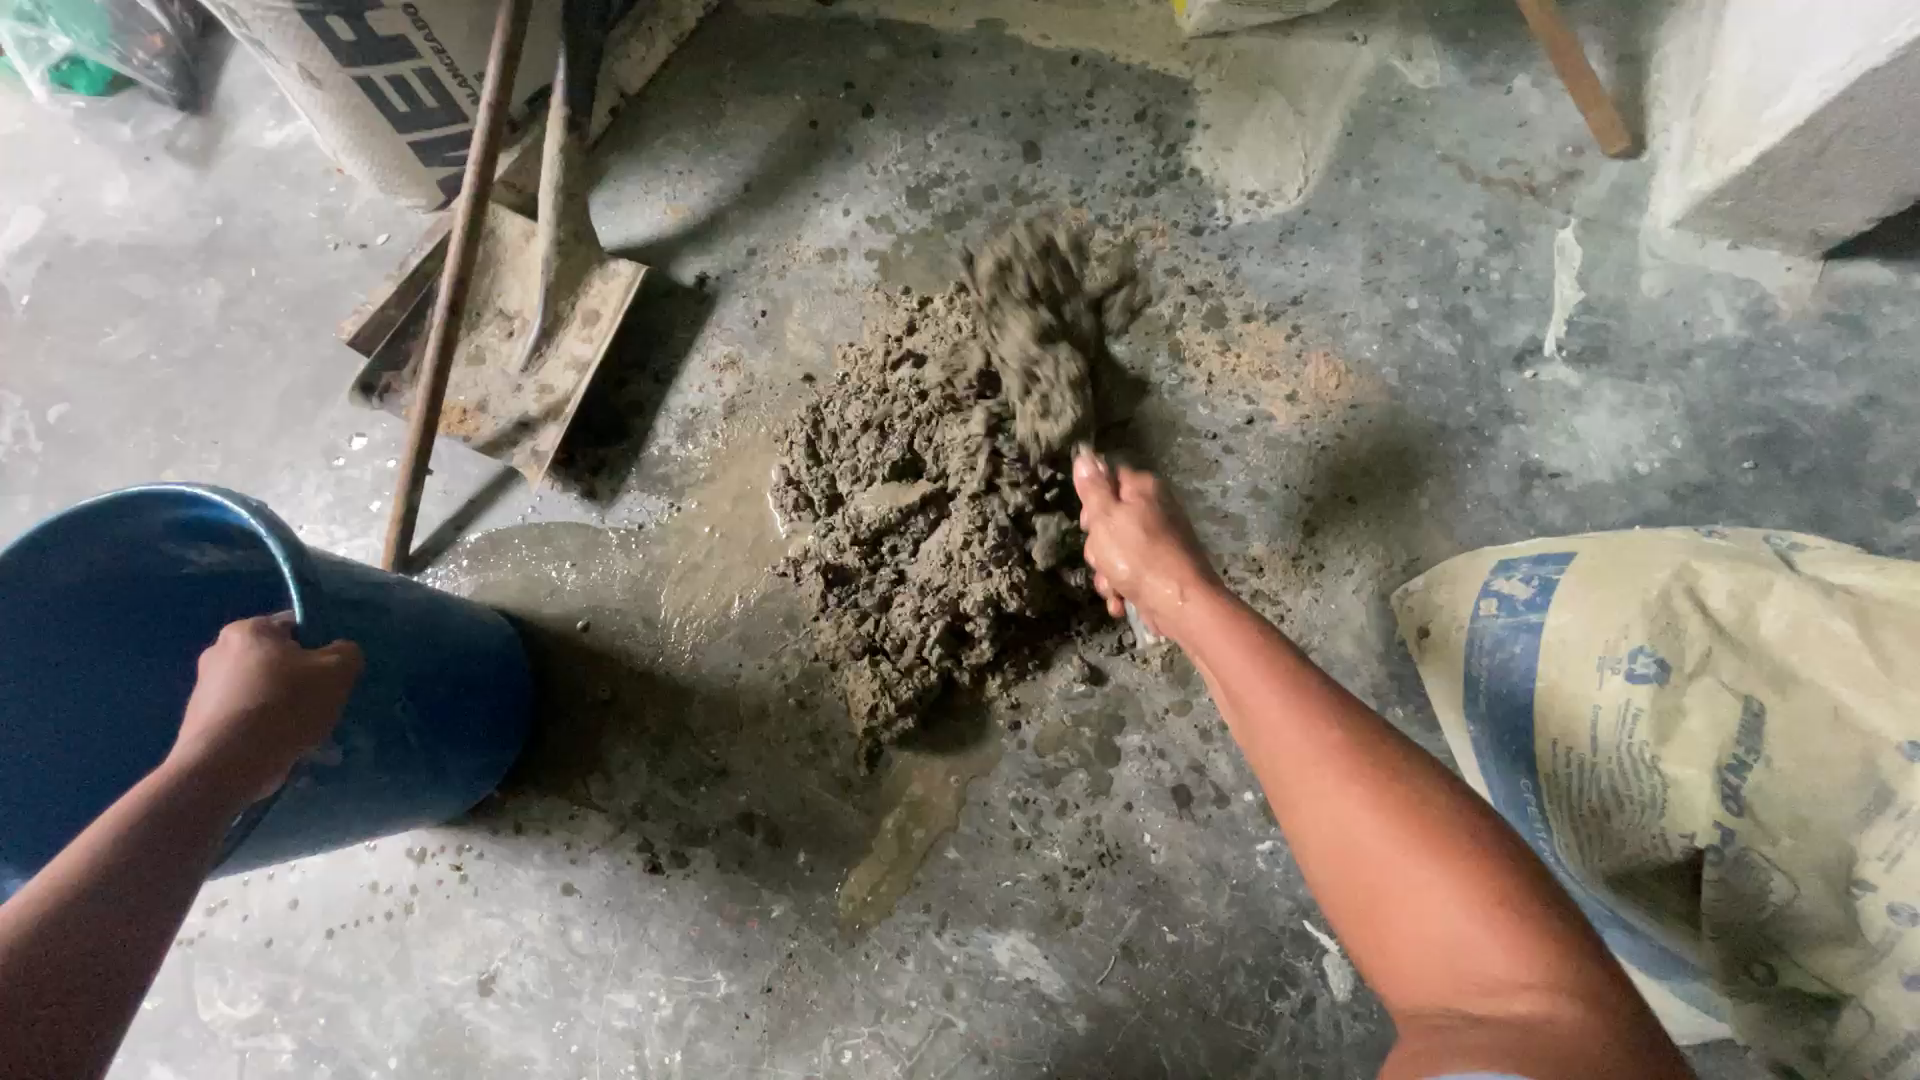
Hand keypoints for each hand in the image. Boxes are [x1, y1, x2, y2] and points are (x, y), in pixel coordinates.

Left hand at [167, 613, 363, 802]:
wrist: (229, 763)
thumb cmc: (287, 704)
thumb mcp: (340, 669)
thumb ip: (347, 650)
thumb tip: (337, 652)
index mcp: (249, 630)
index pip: (298, 624)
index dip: (324, 643)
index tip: (337, 667)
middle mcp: (218, 651)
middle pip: (279, 656)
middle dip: (303, 673)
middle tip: (326, 694)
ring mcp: (205, 687)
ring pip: (264, 685)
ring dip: (286, 698)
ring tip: (306, 722)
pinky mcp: (202, 719)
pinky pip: (248, 711)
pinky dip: (267, 720)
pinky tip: (283, 738)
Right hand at [1073, 449, 1223, 641]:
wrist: (1179, 603)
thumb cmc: (1137, 556)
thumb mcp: (1105, 518)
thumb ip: (1093, 488)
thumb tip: (1084, 455)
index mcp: (1143, 490)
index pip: (1107, 480)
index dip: (1091, 503)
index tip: (1088, 524)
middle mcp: (1154, 510)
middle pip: (1108, 520)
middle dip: (1098, 547)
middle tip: (1102, 558)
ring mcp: (1158, 541)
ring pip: (1115, 551)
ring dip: (1106, 573)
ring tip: (1113, 586)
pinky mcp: (1159, 569)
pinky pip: (1129, 572)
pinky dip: (1121, 588)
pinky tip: (1121, 601)